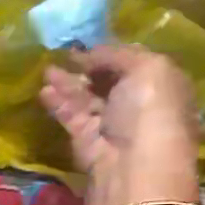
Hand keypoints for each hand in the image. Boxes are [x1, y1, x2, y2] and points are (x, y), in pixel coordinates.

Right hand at [40, 45, 199, 204]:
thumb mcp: (146, 68)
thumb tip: (89, 53)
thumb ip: (116, 55)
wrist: (131, 163)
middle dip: (87, 66)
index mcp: (162, 82)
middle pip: (107, 79)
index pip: (134, 62)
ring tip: (46, 69)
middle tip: (63, 53)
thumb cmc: (149, 110)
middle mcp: (137, 101)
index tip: (88, 42)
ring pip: (85, 96)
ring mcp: (109, 121)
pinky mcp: (85, 138)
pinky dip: (57, 102)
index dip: (112, 52)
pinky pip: (69, 114)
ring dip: (66, 82)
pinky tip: (43, 90)